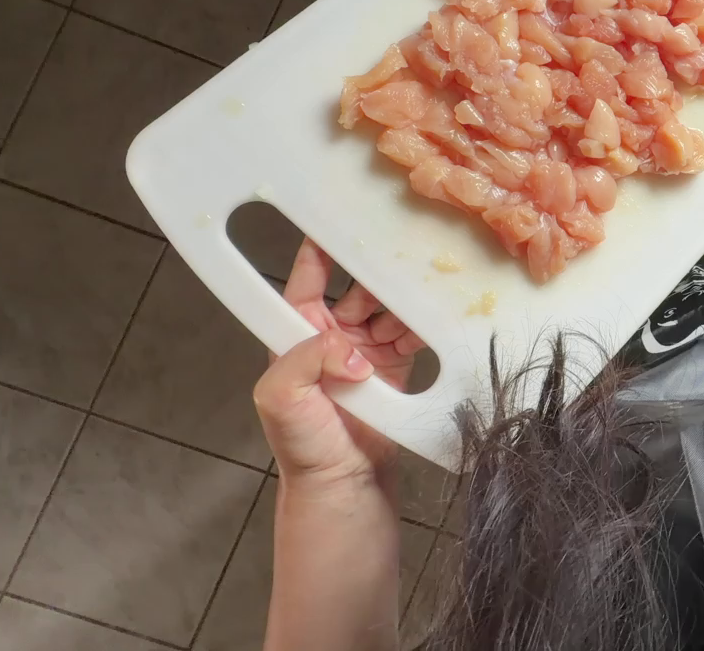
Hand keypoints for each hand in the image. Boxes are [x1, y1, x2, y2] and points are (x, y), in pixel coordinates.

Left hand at [253, 239, 425, 491]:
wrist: (347, 483)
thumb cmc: (304, 444)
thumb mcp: (280, 398)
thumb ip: (303, 357)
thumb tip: (351, 344)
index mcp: (297, 333)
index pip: (307, 280)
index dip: (319, 251)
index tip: (337, 221)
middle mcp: (332, 334)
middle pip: (359, 287)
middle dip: (375, 280)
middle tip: (391, 280)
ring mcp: (367, 346)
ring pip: (389, 304)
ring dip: (400, 306)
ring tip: (403, 322)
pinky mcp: (398, 359)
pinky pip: (412, 326)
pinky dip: (420, 323)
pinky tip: (423, 328)